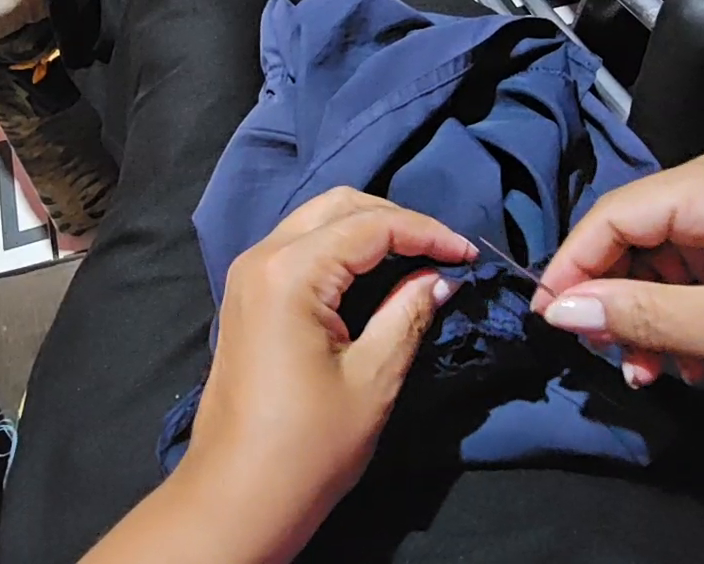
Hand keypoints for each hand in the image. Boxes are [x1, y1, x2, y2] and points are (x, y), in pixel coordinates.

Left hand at [181, 188, 475, 556]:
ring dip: (368, 227)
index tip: (468, 252)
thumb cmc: (307, 446)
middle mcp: (262, 255)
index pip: (369, 225)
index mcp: (289, 271)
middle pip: (338, 206)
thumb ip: (407, 313)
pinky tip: (374, 269)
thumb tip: (439, 277)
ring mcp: (249, 271)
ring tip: (416, 255)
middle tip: (442, 249)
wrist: (236, 496)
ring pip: (317, 219)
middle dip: (396, 219)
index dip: (425, 232)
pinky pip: (300, 244)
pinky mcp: (248, 291)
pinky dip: (341, 246)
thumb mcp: (372, 379)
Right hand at [533, 151, 703, 413]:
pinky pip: (687, 279)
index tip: (545, 316)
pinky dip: (675, 320)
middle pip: (631, 238)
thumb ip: (636, 315)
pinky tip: (681, 362)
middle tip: (603, 354)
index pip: (612, 216)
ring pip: (656, 264)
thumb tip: (558, 311)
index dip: (572, 265)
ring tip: (648, 370)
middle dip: (614, 299)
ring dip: (644, 319)